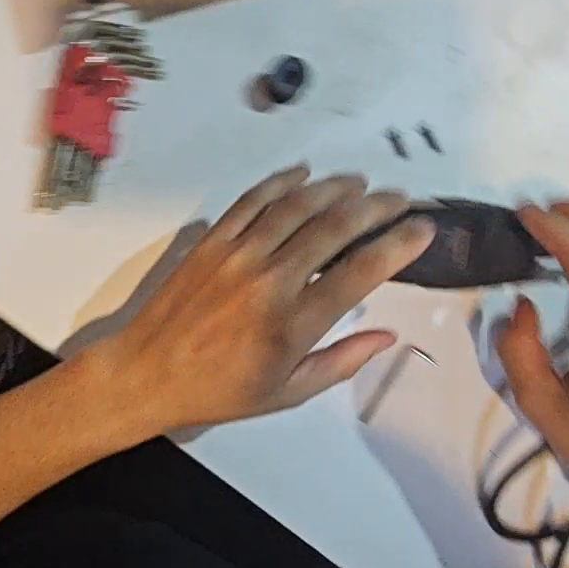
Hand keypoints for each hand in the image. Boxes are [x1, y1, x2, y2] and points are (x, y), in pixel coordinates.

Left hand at [82, 166, 434, 436]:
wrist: (146, 374)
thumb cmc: (218, 392)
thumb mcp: (285, 393)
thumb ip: (340, 362)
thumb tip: (388, 336)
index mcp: (292, 324)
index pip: (360, 272)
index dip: (398, 245)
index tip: (422, 229)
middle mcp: (268, 281)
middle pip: (333, 227)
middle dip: (375, 207)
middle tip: (400, 199)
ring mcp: (236, 256)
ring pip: (294, 207)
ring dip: (333, 188)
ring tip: (360, 183)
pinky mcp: (210, 243)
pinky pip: (250, 202)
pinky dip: (279, 183)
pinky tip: (302, 174)